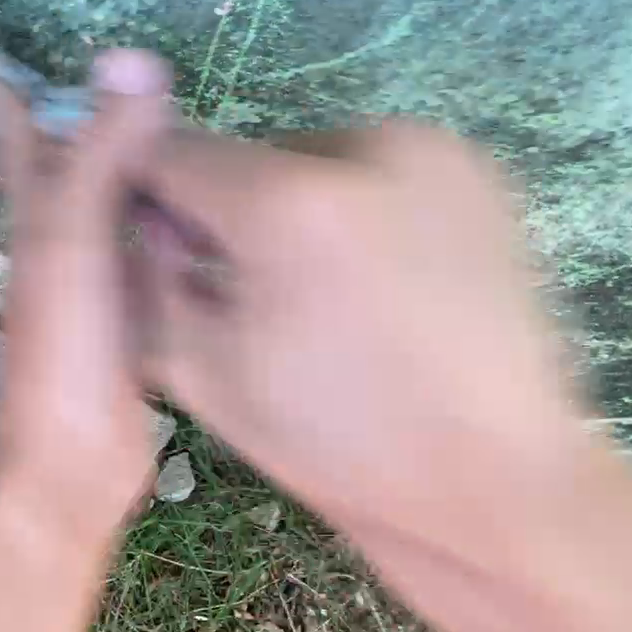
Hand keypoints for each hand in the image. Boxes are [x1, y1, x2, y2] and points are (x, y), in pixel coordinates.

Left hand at [0, 50, 175, 536]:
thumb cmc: (63, 355)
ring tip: (165, 124)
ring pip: (108, 209)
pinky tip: (192, 213)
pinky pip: (144, 254)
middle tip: (115, 68)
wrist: (73, 461)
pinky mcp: (128, 320)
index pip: (13, 136)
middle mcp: (57, 246)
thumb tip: (130, 65)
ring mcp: (92, 286)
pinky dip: (162, 223)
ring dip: (125, 167)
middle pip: (63, 166)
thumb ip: (98, 162)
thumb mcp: (74, 247)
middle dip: (77, 116)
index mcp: (35, 222)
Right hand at [133, 121, 594, 613]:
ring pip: (305, 163)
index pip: (171, 152)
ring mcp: (438, 153)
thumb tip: (138, 224)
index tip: (138, 238)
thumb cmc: (332, 443)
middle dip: (215, 211)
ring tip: (301, 294)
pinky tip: (357, 285)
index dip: (140, 191)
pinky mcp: (480, 175)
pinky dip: (338, 213)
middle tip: (225, 288)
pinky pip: (368, 175)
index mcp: (288, 206)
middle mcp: (370, 148)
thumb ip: (147, 282)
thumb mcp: (200, 373)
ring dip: (277, 212)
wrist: (494, 484)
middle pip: (242, 157)